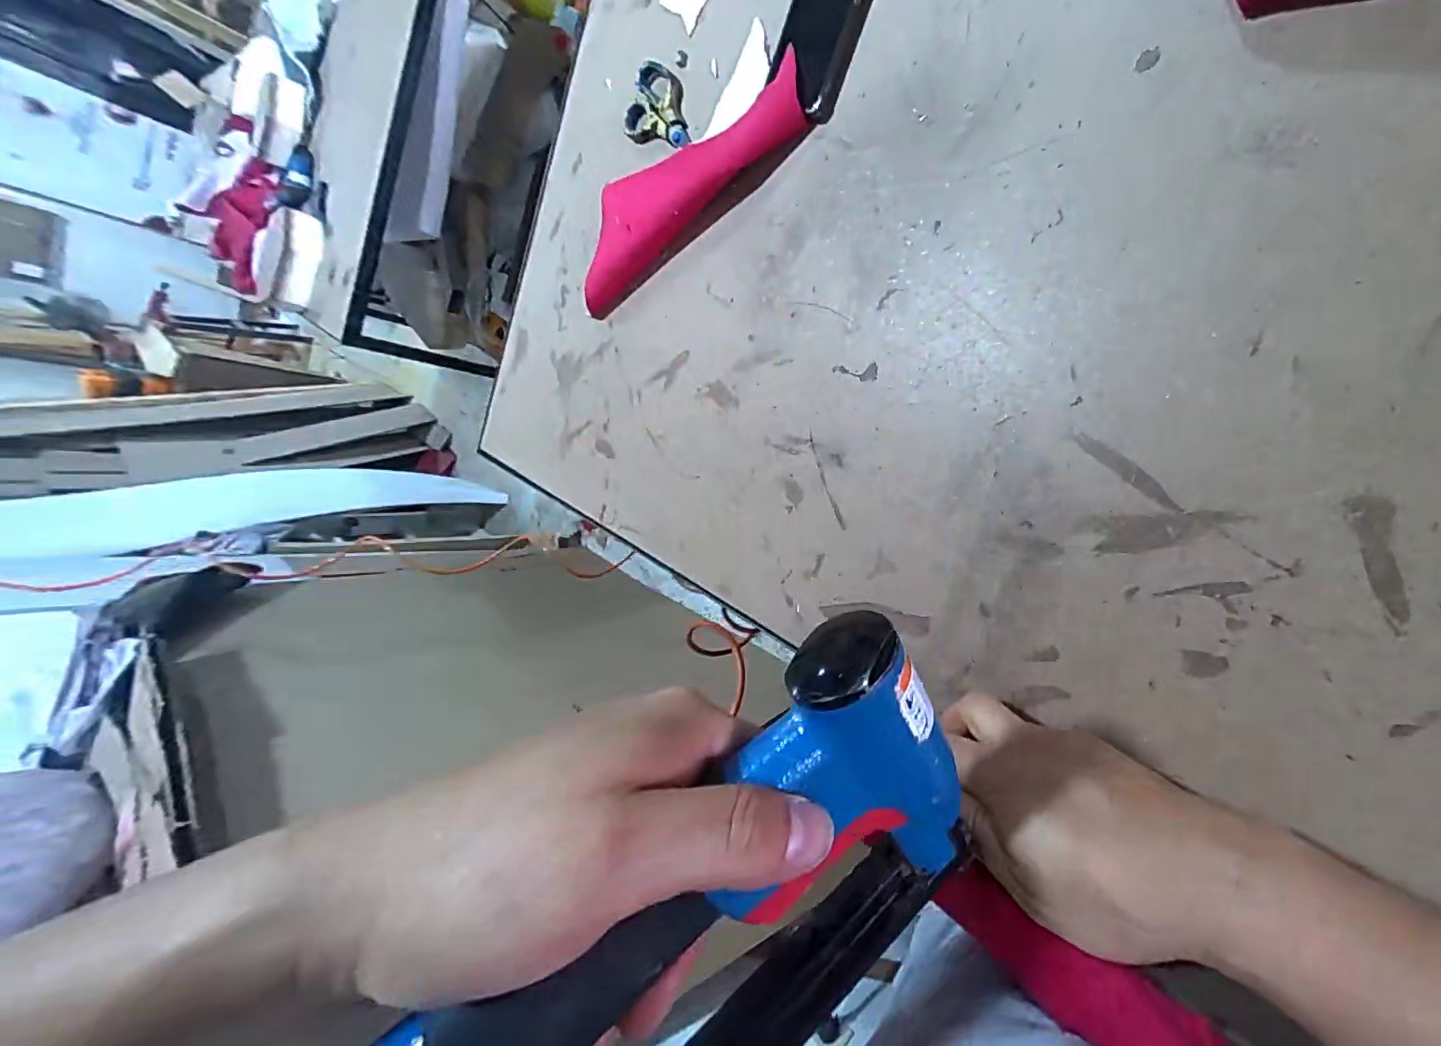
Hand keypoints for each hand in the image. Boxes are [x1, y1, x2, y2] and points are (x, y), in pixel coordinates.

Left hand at [286, 688, 834, 1032]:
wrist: (336, 918)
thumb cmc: (498, 871)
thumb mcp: (628, 854)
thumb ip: (732, 832)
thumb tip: (824, 822)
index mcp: (681, 724)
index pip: (775, 761)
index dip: (785, 824)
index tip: (766, 896)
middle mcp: (656, 744)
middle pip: (730, 817)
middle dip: (709, 900)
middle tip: (666, 967)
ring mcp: (613, 786)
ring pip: (683, 858)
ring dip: (665, 931)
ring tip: (620, 996)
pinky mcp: (578, 829)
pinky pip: (636, 875)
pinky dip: (628, 930)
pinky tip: (597, 980)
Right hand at [942, 693, 1256, 965]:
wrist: (1203, 871)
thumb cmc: (1110, 895)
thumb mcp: (1031, 892)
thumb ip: (983, 841)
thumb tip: (953, 811)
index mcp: (1003, 776)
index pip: (937, 749)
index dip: (919, 770)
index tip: (919, 799)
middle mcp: (1028, 741)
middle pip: (969, 708)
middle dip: (949, 736)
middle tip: (954, 786)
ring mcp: (1066, 738)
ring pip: (1008, 721)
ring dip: (992, 747)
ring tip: (1005, 802)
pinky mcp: (1097, 745)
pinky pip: (1043, 737)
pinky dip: (1028, 757)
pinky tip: (1052, 801)